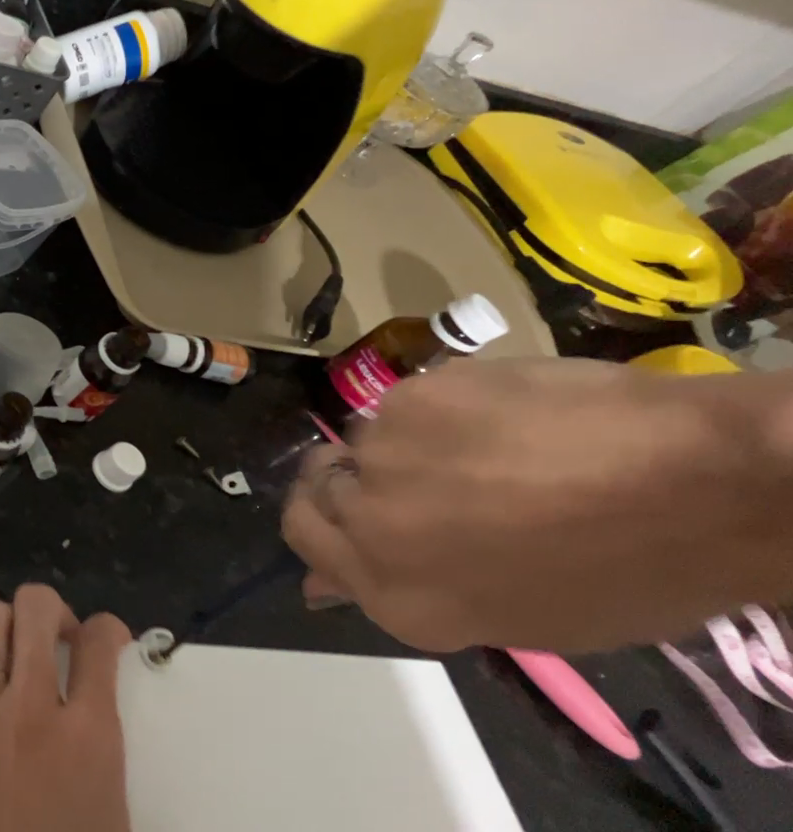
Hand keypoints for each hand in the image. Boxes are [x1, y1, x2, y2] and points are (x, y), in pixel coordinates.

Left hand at [0, 584, 132, 831]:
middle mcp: (31, 709)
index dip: (110, 630)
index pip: (100, 644)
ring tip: (20, 650)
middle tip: (61, 639)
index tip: (109, 640)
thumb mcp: (113, 815)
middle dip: (54, 610)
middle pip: (36, 608)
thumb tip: (101, 713)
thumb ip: (107, 751)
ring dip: (10, 622)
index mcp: (89, 739)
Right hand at [282, 357, 792, 651]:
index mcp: (395, 596)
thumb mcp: (517, 615)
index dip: (328, 525)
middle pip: (318, 491)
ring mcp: (381, 459)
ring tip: (485, 449)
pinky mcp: (409, 400)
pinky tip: (505, 419)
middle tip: (410, 476)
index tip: (354, 513)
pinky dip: (444, 411)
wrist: (705, 484)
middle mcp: (368, 528)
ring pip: (365, 442)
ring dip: (406, 447)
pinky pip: (407, 404)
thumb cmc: (631, 573)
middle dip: (348, 481)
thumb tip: (322, 584)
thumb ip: (409, 590)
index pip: (308, 544)